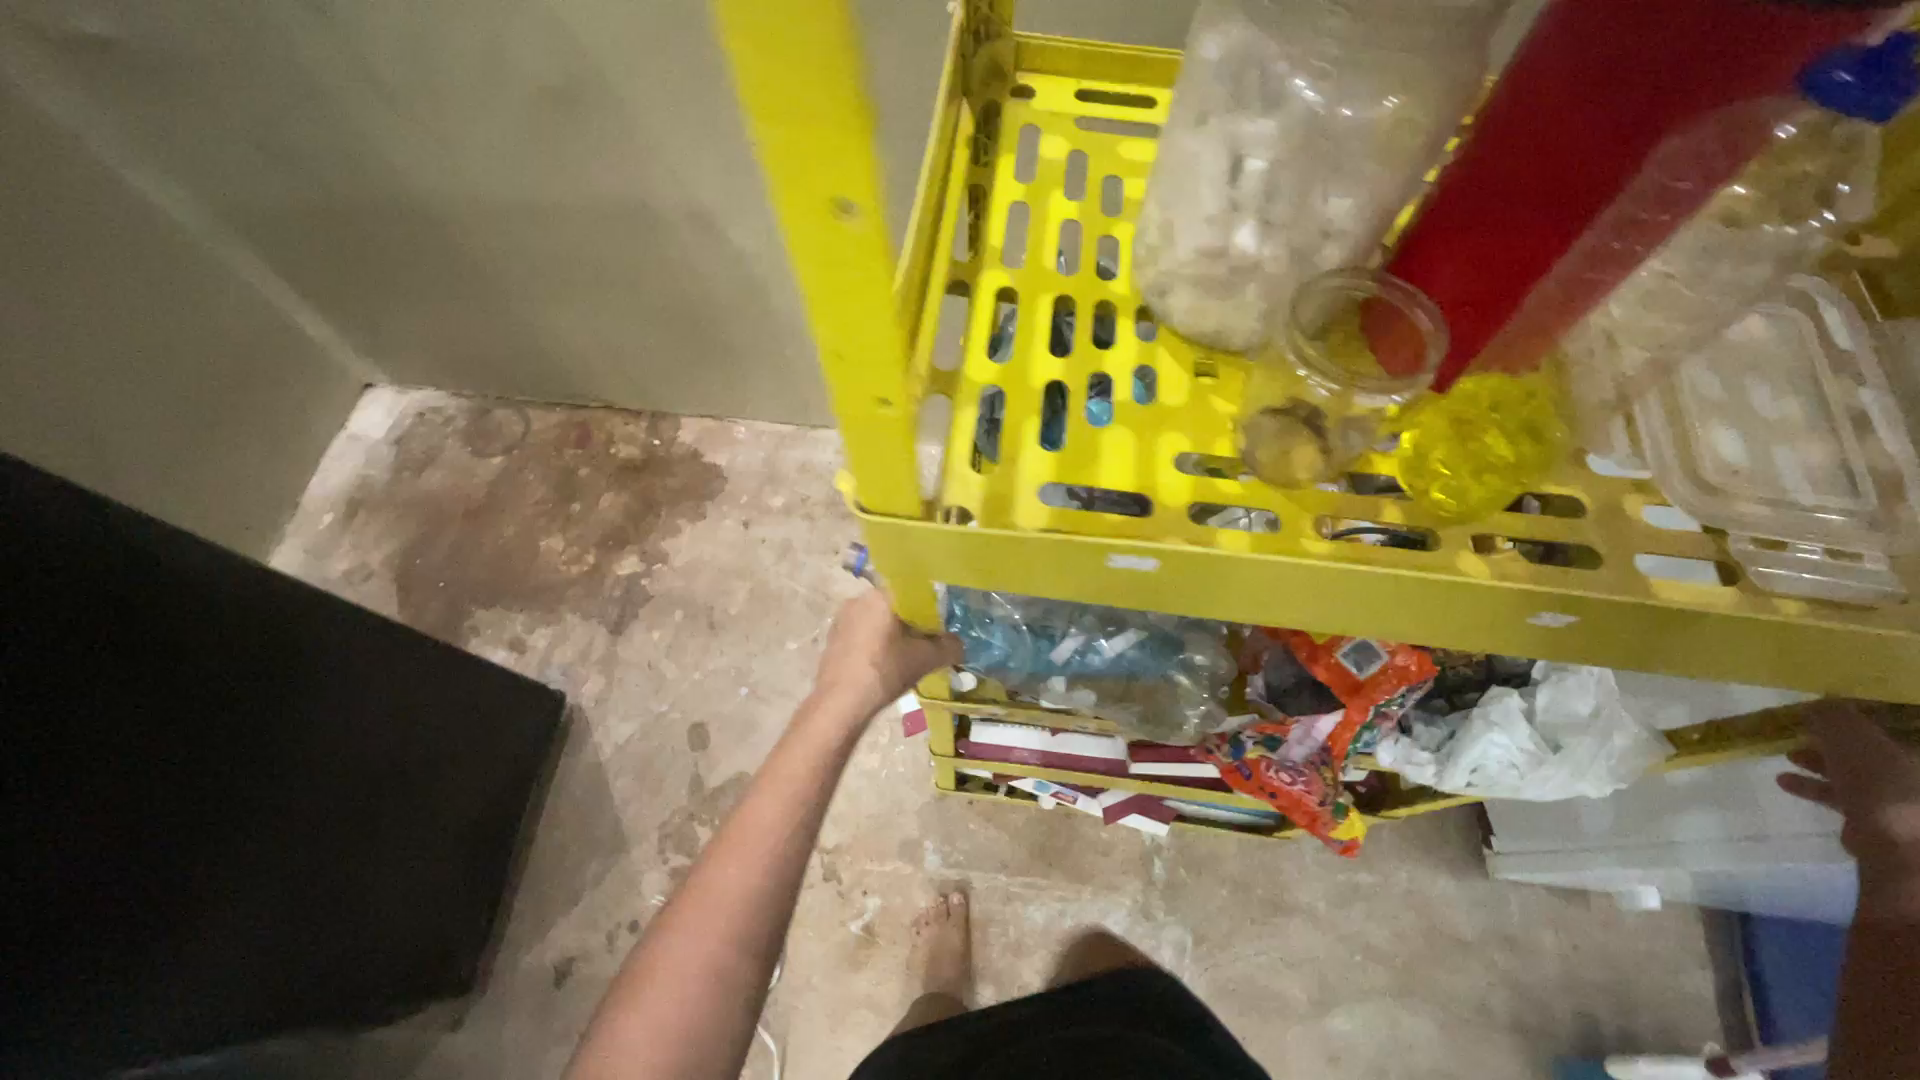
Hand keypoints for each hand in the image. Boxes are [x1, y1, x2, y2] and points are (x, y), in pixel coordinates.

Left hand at [811, 590, 962, 720]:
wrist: (841, 703)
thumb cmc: (885, 671)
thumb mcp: (925, 659)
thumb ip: (949, 647)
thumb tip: (960, 644)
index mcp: (880, 596)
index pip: (912, 590)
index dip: (930, 606)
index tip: (939, 624)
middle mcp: (858, 599)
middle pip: (894, 605)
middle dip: (911, 622)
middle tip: (927, 642)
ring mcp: (842, 619)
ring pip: (877, 619)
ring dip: (893, 633)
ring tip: (907, 656)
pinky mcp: (833, 638)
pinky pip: (862, 633)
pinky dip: (876, 643)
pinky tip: (884, 664)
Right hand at [1777, 700, 1919, 889]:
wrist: (1898, 845)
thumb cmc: (1881, 784)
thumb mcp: (1853, 739)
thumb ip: (1834, 717)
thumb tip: (1817, 702)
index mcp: (1916, 753)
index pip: (1892, 728)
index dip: (1860, 719)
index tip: (1829, 714)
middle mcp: (1915, 776)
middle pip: (1876, 752)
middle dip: (1838, 743)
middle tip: (1806, 734)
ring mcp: (1904, 803)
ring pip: (1860, 775)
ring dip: (1822, 765)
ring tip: (1789, 757)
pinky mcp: (1885, 824)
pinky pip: (1849, 799)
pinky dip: (1818, 789)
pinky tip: (1785, 782)